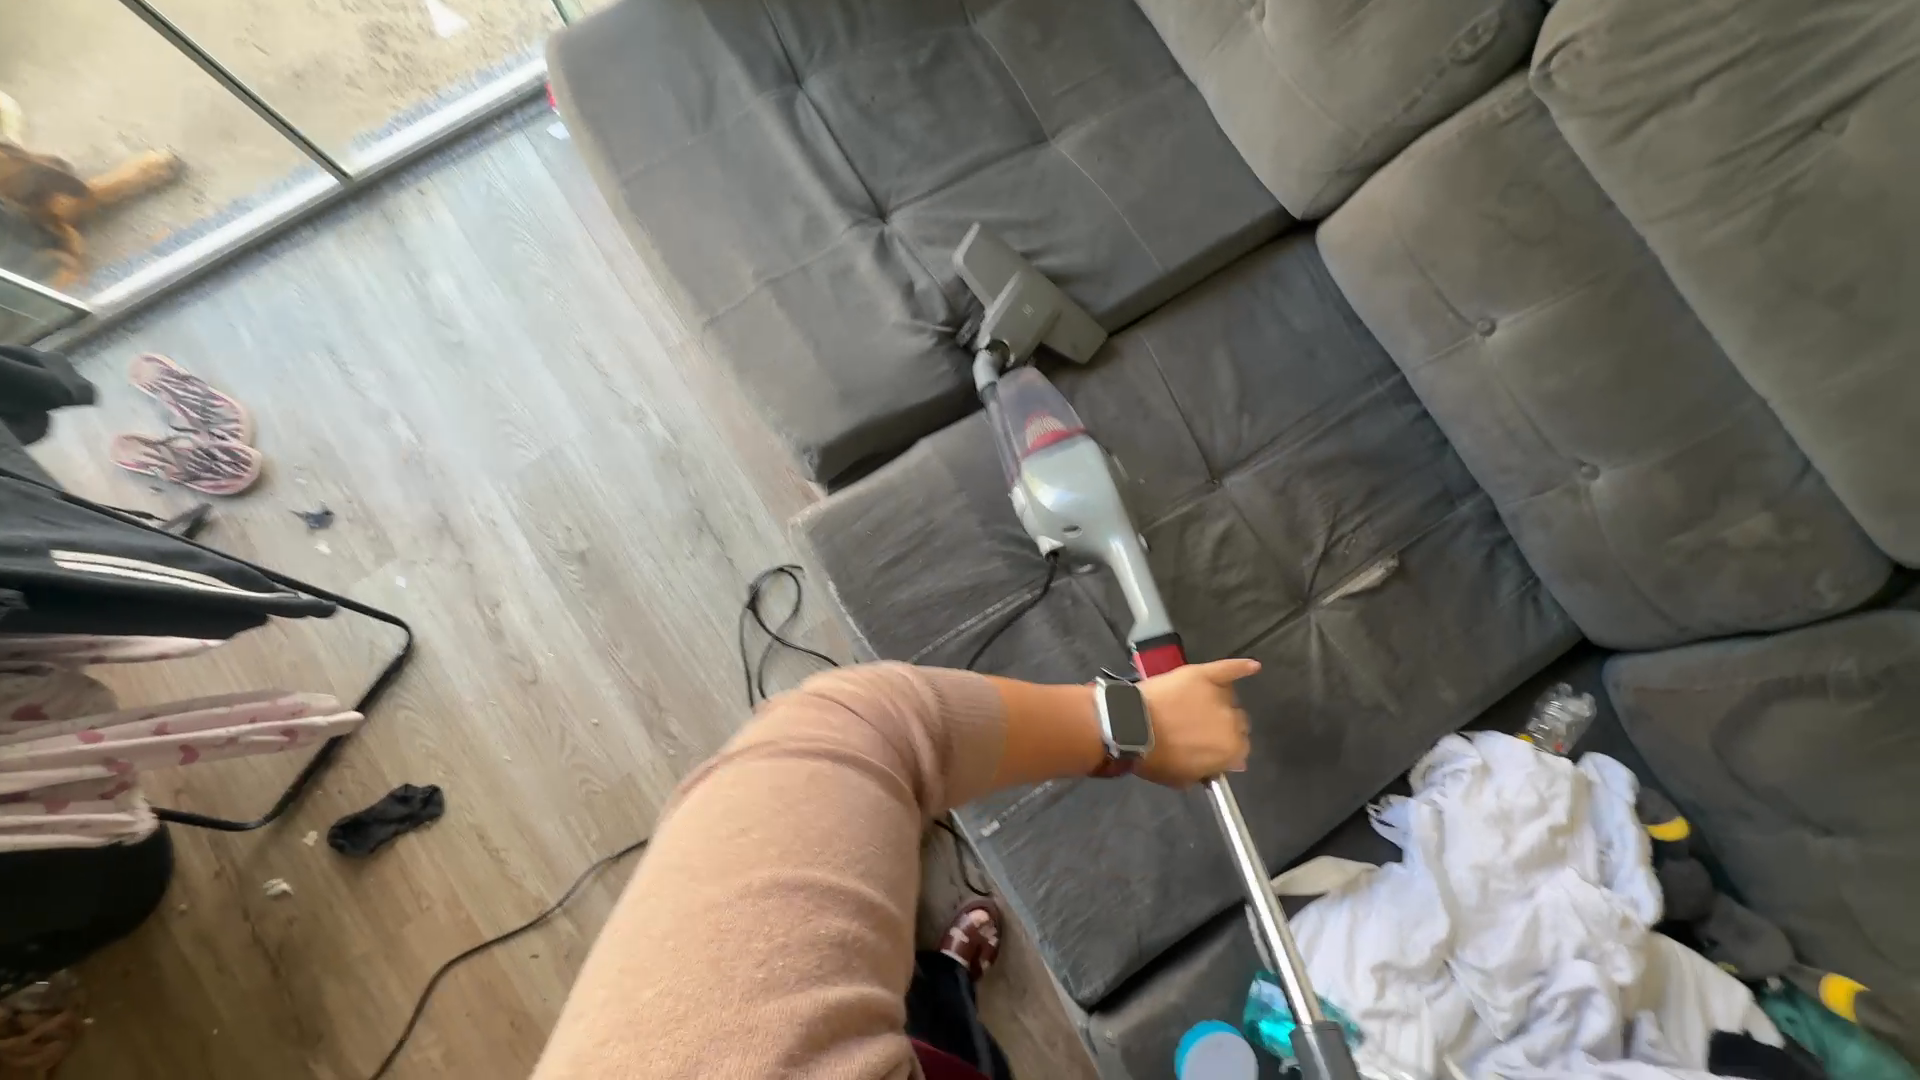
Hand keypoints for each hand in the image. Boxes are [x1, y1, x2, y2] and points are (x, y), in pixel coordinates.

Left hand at [1134, 658, 1258, 787]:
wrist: (1130, 726)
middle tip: (1198, 727)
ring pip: (1229, 698)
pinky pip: (1227, 669)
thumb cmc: (1154, 757)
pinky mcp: (1202, 674)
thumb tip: (1224, 766)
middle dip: (1220, 726)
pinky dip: (1240, 667)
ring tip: (1195, 705)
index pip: (1239, 748)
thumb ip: (1208, 772)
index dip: (1222, 748)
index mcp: (1231, 750)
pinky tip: (1253, 666)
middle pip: (1237, 722)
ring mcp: (1217, 695)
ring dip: (1218, 702)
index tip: (1209, 747)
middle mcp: (1231, 721)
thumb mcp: (1183, 779)